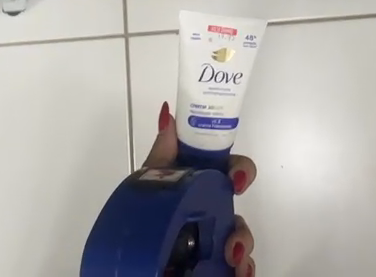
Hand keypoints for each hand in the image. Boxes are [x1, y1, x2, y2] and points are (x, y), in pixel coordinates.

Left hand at [146, 101, 257, 276]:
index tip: (237, 179)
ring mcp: (213, 238)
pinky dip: (243, 269)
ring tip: (232, 258)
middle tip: (234, 231)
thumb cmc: (141, 217)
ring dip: (243, 244)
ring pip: (240, 235)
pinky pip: (237, 266)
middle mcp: (209, 207)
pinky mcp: (215, 264)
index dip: (240, 169)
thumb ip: (162, 154)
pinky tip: (238, 273)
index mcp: (196, 183)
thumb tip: (168, 115)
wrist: (131, 263)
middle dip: (243, 224)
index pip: (228, 168)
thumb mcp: (150, 182)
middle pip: (239, 206)